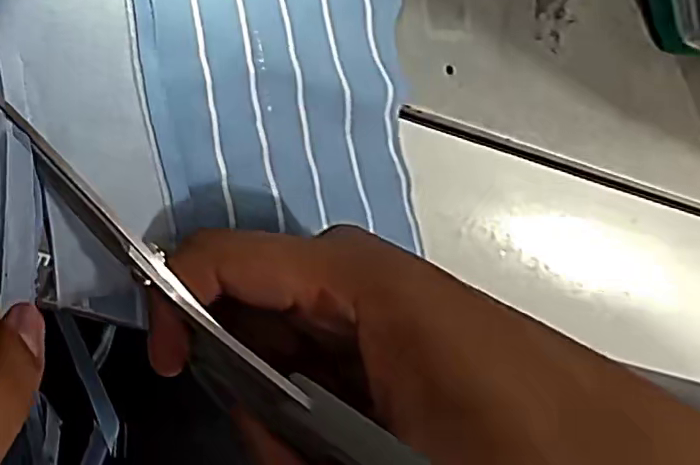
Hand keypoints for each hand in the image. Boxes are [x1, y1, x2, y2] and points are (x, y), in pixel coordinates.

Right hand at [148, 226, 699, 464]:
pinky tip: (343, 440)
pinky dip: (310, 393)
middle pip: (245, 295)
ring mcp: (374, 295)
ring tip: (315, 451)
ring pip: (280, 327)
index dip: (174, 299)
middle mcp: (350, 265)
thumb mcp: (395, 459)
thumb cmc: (533, 452)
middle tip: (270, 444)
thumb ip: (290, 438)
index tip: (166, 365)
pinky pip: (320, 347)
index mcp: (348, 270)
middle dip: (234, 365)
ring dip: (275, 389)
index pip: (219, 256)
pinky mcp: (396, 327)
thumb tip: (234, 409)